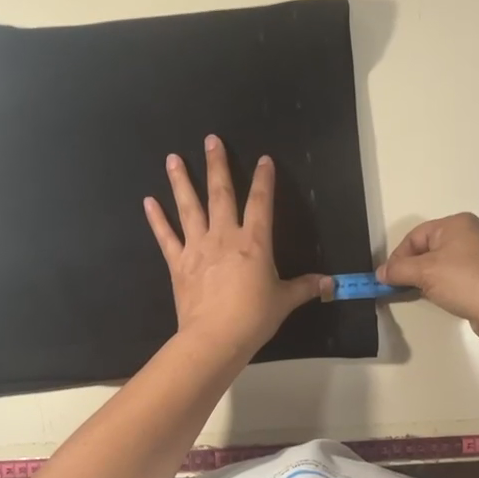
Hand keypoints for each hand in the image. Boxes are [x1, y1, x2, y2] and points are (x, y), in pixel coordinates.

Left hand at [145, 135, 331, 360]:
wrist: (215, 337)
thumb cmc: (253, 318)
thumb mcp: (284, 301)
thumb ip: (305, 287)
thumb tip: (330, 284)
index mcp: (254, 242)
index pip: (261, 202)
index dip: (264, 180)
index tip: (263, 160)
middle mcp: (224, 236)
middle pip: (221, 194)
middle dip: (217, 165)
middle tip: (210, 140)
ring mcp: (198, 248)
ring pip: (189, 207)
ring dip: (181, 181)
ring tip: (173, 159)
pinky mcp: (178, 264)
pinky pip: (166, 237)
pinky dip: (157, 219)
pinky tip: (148, 202)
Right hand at [376, 213, 478, 336]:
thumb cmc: (463, 281)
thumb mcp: (424, 273)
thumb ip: (398, 270)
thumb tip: (380, 273)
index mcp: (457, 223)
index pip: (415, 236)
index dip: (398, 257)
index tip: (387, 278)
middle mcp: (471, 233)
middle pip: (428, 248)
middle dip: (412, 268)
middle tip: (402, 287)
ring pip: (441, 263)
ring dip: (427, 279)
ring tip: (423, 294)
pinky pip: (456, 275)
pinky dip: (443, 284)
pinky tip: (442, 297)